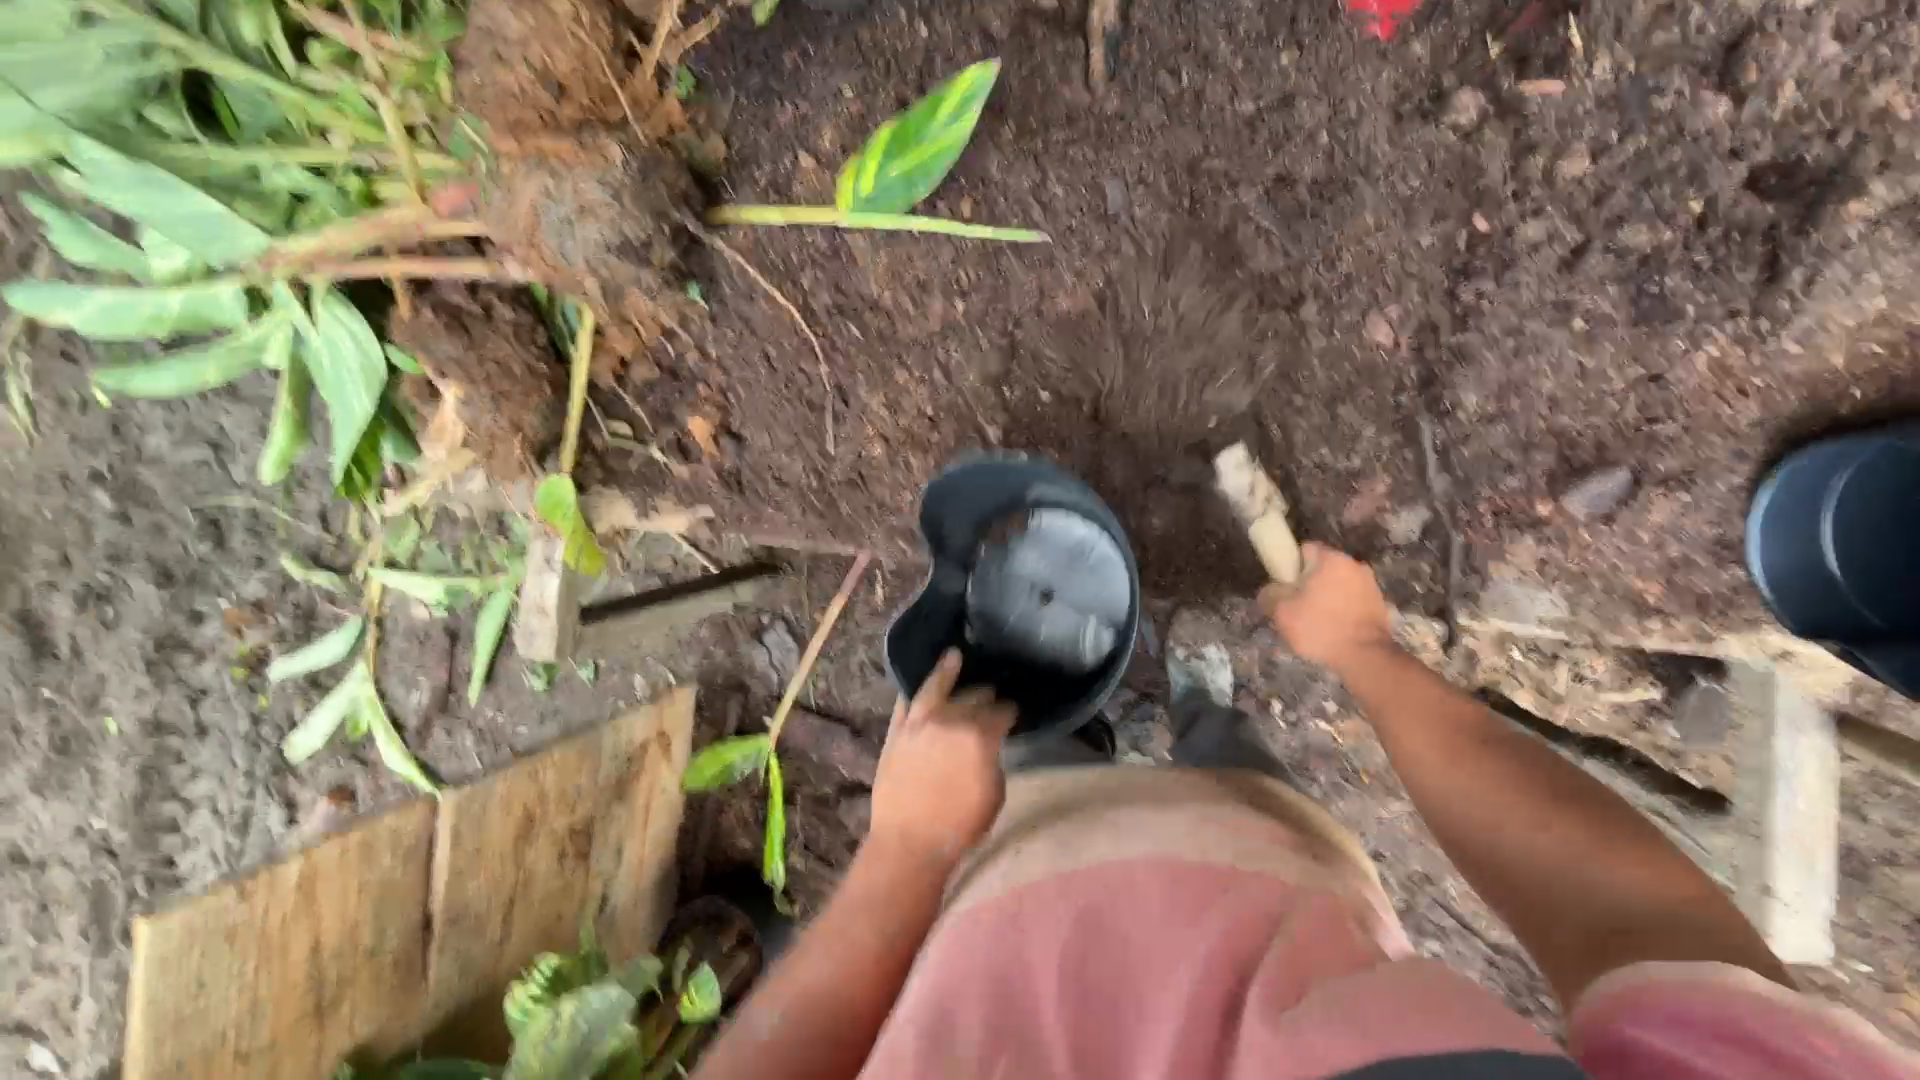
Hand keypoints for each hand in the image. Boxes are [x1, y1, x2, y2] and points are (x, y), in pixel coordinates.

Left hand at [870, 649, 1016, 868]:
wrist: (910, 842)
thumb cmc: (960, 825)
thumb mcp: (995, 793)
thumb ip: (993, 760)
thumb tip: (988, 747)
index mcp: (980, 736)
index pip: (1001, 713)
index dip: (1010, 712)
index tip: (1013, 712)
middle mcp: (949, 720)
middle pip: (972, 697)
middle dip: (985, 695)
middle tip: (991, 695)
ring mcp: (918, 723)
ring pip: (934, 687)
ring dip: (946, 670)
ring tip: (953, 656)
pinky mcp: (896, 733)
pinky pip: (904, 703)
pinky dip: (913, 691)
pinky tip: (918, 683)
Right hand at [1259, 542, 1396, 672]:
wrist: (1366, 657)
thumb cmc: (1320, 628)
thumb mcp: (1282, 612)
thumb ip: (1270, 594)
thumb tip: (1271, 589)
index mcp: (1331, 559)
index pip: (1305, 549)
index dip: (1290, 565)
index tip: (1285, 585)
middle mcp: (1354, 565)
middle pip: (1323, 567)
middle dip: (1309, 582)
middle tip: (1297, 607)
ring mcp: (1371, 585)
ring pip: (1338, 584)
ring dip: (1327, 597)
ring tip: (1316, 622)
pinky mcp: (1380, 604)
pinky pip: (1352, 600)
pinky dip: (1342, 609)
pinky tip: (1334, 629)